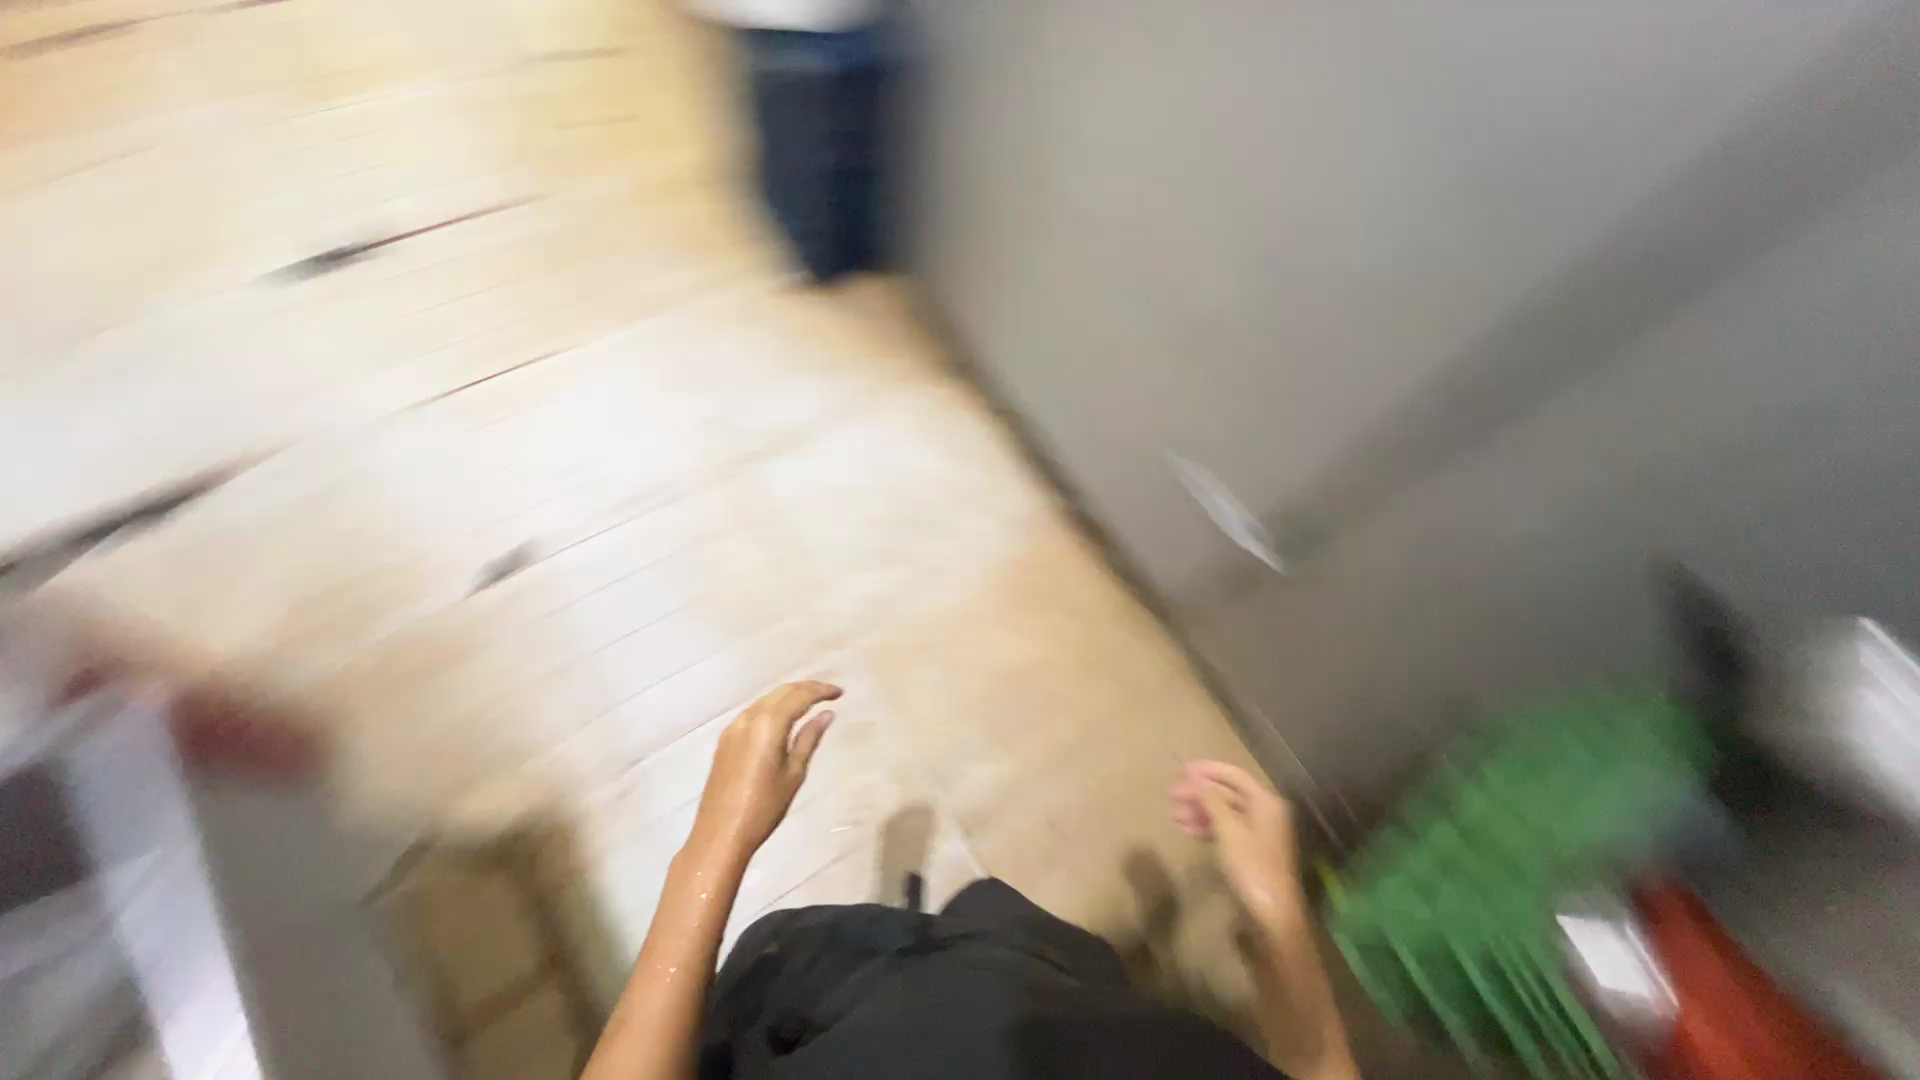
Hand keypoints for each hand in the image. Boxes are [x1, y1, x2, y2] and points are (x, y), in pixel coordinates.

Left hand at [688, 680, 841, 861]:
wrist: (720, 834)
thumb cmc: (764, 807)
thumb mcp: (794, 773)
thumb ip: (809, 738)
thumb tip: (826, 714)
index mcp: (767, 724)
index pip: (798, 696)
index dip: (821, 690)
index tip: (840, 692)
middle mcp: (748, 718)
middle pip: (780, 692)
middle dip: (806, 688)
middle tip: (829, 693)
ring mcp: (733, 727)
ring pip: (765, 700)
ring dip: (788, 696)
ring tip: (811, 702)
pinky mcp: (725, 739)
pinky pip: (753, 712)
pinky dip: (773, 707)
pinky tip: (784, 717)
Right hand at [1171, 760, 1303, 926]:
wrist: (1272, 912)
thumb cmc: (1251, 865)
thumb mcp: (1228, 829)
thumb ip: (1210, 800)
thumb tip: (1193, 778)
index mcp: (1265, 802)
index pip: (1234, 775)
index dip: (1207, 770)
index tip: (1181, 770)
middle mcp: (1263, 812)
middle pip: (1227, 793)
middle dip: (1199, 793)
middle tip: (1172, 794)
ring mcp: (1257, 832)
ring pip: (1224, 812)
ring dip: (1199, 811)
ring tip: (1174, 815)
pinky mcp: (1250, 850)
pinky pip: (1225, 829)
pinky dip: (1207, 827)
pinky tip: (1187, 830)